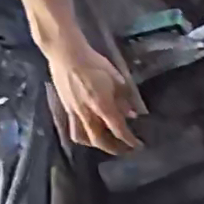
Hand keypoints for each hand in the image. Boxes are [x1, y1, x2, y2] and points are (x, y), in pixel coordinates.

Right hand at [44, 37, 141, 153]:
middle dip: (113, 149)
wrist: (66, 53)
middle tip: (125, 150)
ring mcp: (73, 111)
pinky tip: (90, 131)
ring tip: (106, 143)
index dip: (130, 141)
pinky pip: (72, 127)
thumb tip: (132, 115)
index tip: (138, 146)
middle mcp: (87, 113)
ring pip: (82, 137)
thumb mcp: (118, 81)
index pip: (119, 130)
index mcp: (103, 107)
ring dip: (95, 144)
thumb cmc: (95, 64)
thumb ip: (125, 101)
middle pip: (99, 140)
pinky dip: (82, 135)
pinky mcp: (64, 107)